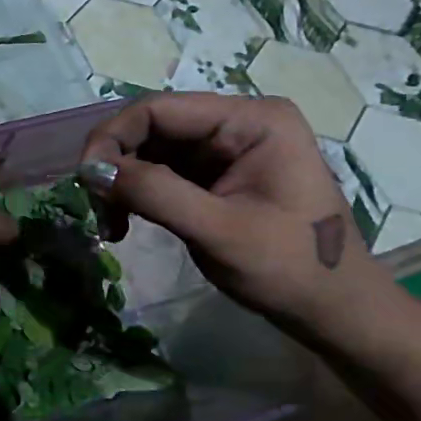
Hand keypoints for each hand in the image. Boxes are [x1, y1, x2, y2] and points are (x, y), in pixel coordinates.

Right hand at [78, 93, 389, 323]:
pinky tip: (124, 223)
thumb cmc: (291, 270)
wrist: (335, 311)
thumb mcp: (220, 232)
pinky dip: (136, 195)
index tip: (85, 181)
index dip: (112, 137)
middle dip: (116, 165)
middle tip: (96, 209)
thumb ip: (156, 194)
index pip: (158, 109)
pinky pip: (160, 171)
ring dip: (121, 184)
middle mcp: (237, 122)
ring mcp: (225, 148)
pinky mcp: (214, 174)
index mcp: (252, 119)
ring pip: (149, 150)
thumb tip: (91, 171)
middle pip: (151, 127)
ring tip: (111, 225)